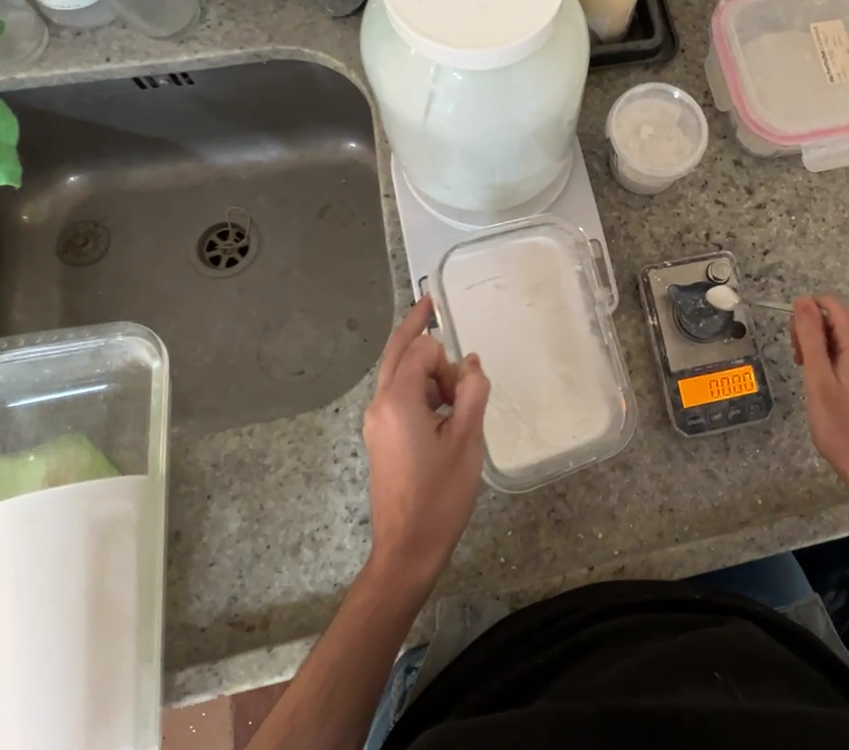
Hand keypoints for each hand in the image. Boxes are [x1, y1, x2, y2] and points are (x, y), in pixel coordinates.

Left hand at [363, 295, 491, 589]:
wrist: (408, 547)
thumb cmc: (441, 495)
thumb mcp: (467, 440)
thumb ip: (472, 392)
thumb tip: (471, 363)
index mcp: (397, 402)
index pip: (420, 350)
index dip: (447, 360)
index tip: (465, 387)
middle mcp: (379, 405)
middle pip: (397, 352)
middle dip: (417, 329)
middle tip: (432, 302)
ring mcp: (377, 423)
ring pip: (399, 375)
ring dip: (427, 370)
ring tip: (458, 394)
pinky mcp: (382, 438)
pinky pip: (400, 397)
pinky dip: (421, 389)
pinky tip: (444, 405)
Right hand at [791, 295, 848, 504]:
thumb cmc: (840, 425)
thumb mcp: (818, 378)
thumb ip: (810, 337)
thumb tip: (802, 300)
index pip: (829, 305)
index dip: (805, 316)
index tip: (795, 344)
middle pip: (836, 319)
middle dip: (811, 333)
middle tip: (800, 365)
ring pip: (841, 337)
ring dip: (820, 349)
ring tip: (812, 380)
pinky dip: (833, 360)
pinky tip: (826, 386)